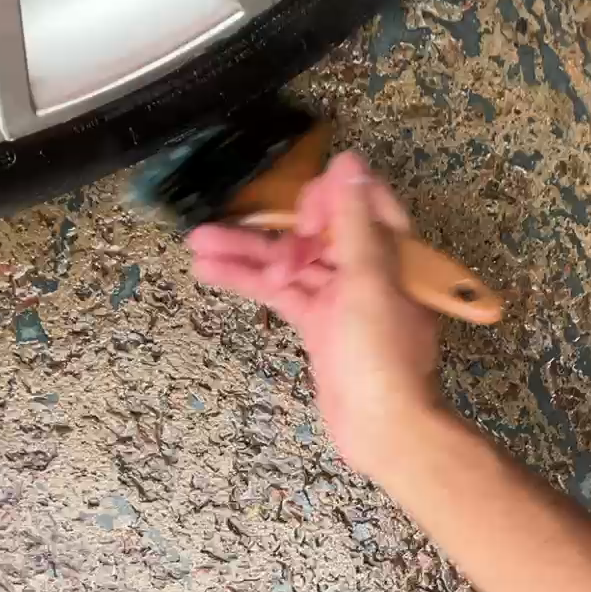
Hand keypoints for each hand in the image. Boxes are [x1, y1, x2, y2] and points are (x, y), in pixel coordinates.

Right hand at [188, 151, 448, 477]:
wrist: (382, 427)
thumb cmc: (382, 358)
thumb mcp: (368, 282)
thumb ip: (356, 223)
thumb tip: (351, 164)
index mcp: (393, 257)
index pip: (362, 207)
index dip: (329, 200)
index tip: (304, 213)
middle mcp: (369, 274)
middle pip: (319, 232)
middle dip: (276, 227)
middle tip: (239, 230)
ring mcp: (342, 301)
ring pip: (292, 264)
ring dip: (249, 252)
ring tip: (196, 240)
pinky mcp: (319, 327)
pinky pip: (282, 294)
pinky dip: (250, 282)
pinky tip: (210, 269)